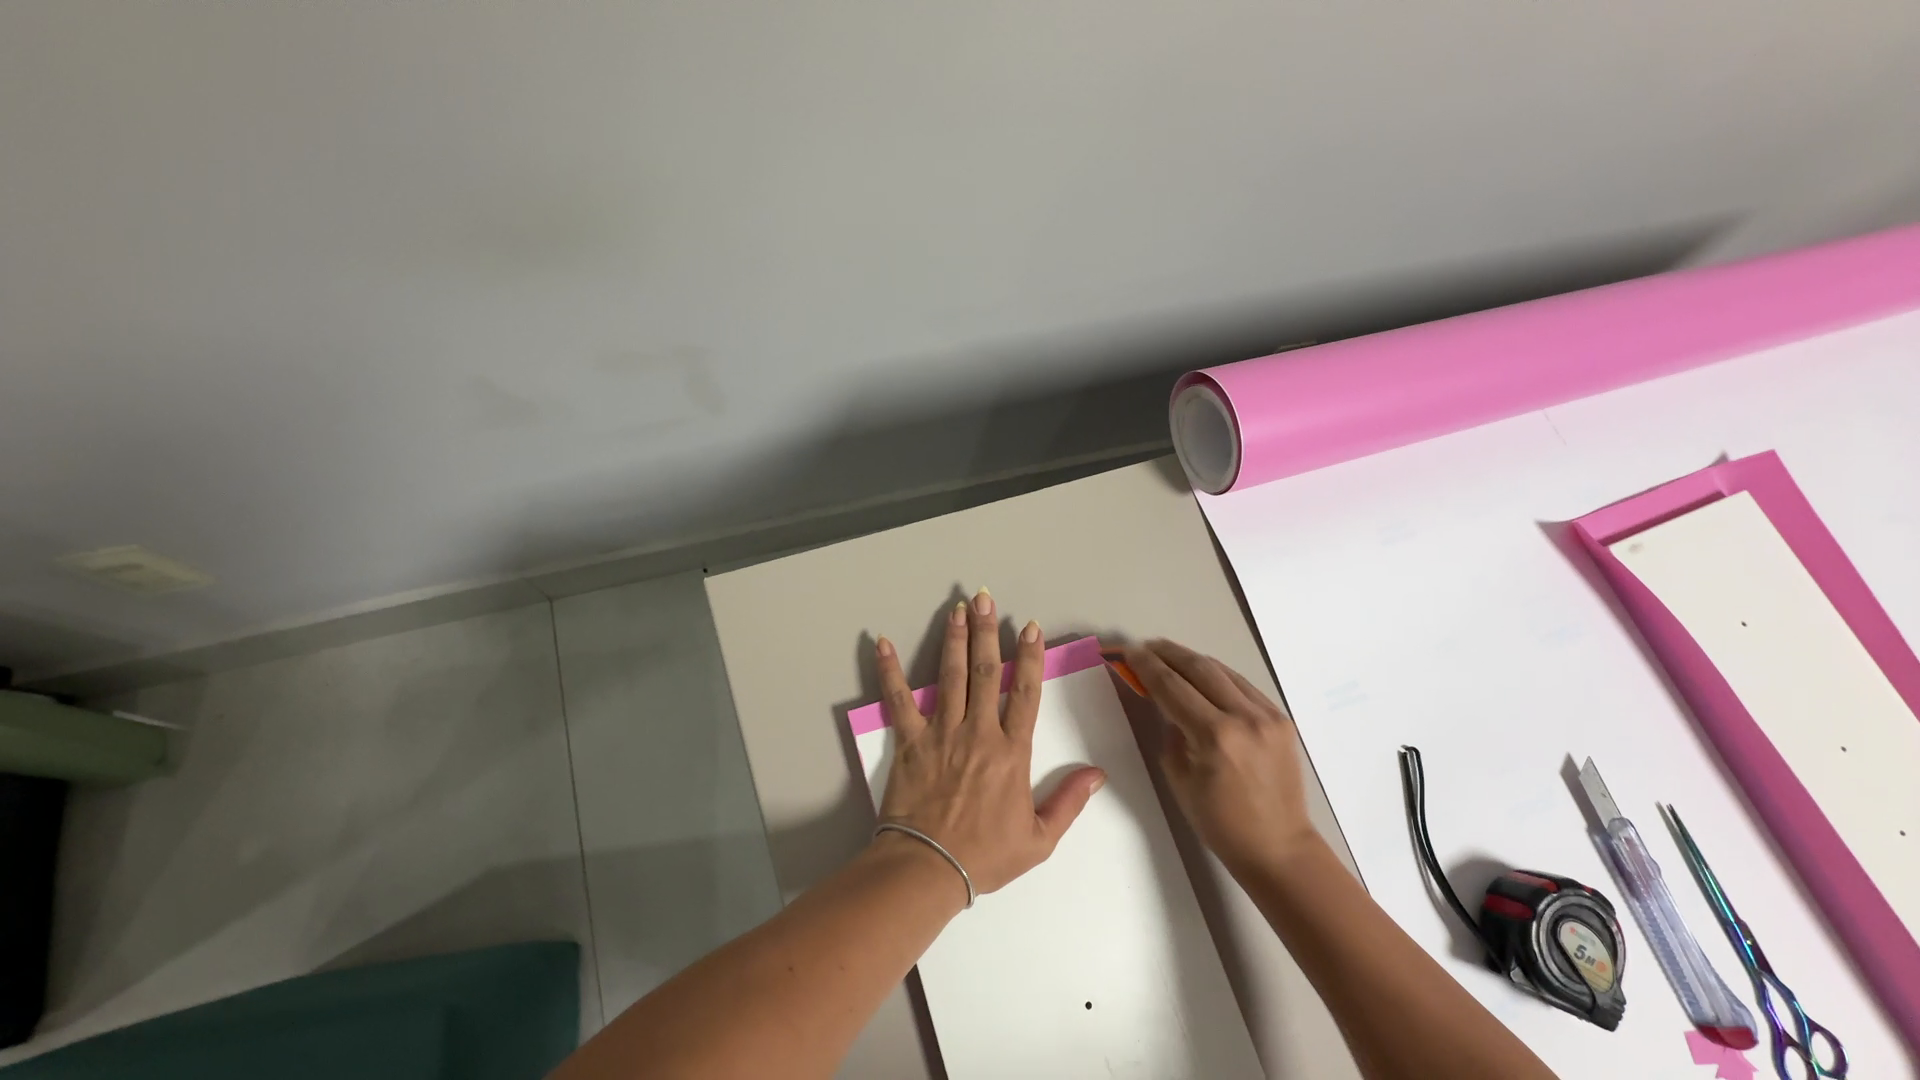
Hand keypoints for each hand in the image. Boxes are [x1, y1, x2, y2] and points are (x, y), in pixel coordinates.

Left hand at [873, 590, 1105, 894]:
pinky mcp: (908, 742)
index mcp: (1011, 752)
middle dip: (986, 632)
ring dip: (953, 638)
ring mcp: (940, 733)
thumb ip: (1069, 802)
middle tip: (985, 598)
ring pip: (949, 675)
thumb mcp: (1039, 838)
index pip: (1024, 693)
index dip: (1029, 657)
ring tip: (956, 608)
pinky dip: (889, 671)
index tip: (1030, 628)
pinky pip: (898, 700)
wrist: (929, 868)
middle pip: (984, 672)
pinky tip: (882, 643)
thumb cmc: (985, 855)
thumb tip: (1098, 773)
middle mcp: (977, 732)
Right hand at [1119, 639, 1319, 874]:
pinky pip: (1243, 686)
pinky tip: (1203, 676)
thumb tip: (1166, 703)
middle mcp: (1243, 717)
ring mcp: (1267, 715)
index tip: (1130, 652)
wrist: (1278, 846)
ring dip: (1193, 660)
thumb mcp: (1179, 779)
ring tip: (1170, 655)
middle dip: (1168, 653)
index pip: (1172, 687)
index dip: (1147, 666)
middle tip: (1146, 647)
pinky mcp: (1281, 719)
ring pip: (1224, 671)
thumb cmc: (1220, 823)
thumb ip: (1171, 733)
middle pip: (1199, 668)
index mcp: (1214, 736)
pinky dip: (1219, 676)